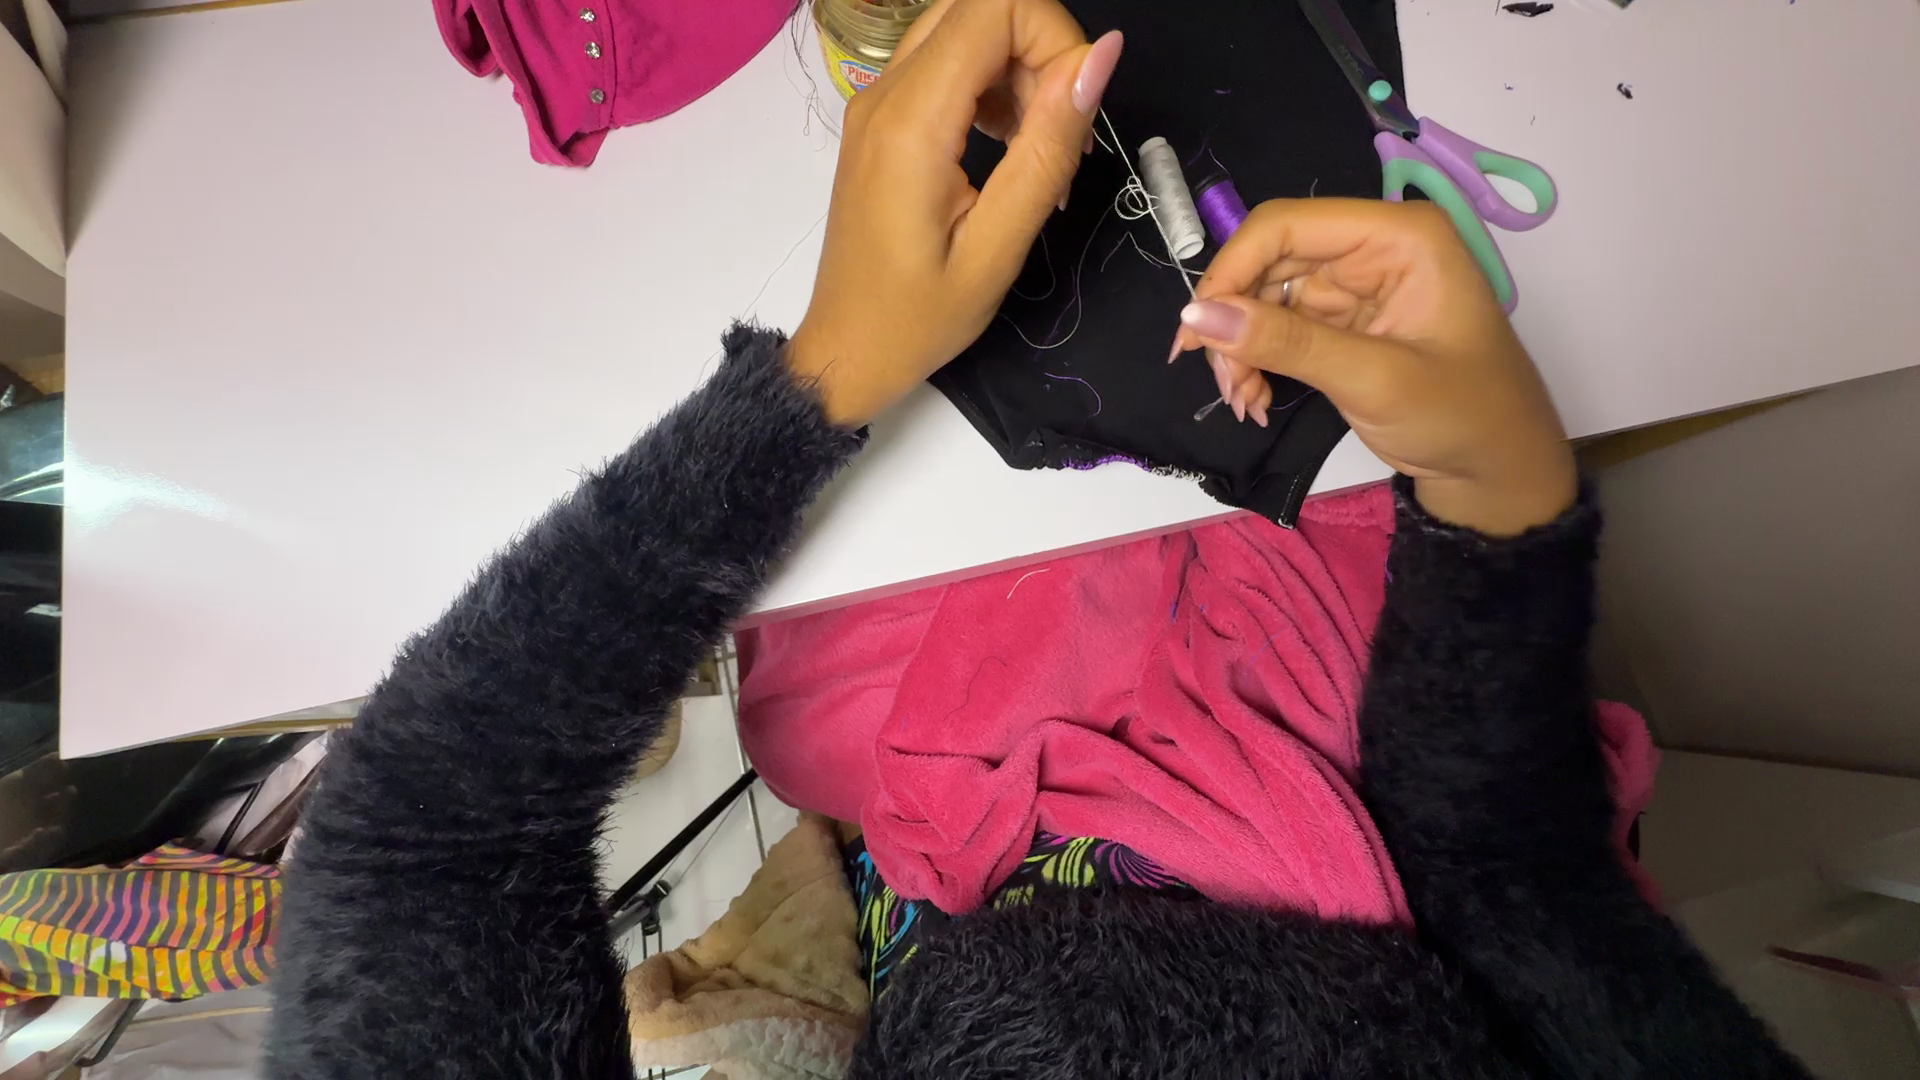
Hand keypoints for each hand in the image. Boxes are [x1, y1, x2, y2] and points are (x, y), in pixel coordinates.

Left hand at [787, 0, 1122, 426]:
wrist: (849, 351)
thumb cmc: (919, 320)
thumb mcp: (995, 249)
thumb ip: (1046, 151)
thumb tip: (1100, 57)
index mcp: (912, 124)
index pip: (995, 6)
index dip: (1055, 40)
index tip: (1074, 120)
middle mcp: (883, 95)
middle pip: (978, 9)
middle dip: (1038, 56)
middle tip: (1059, 143)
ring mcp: (873, 106)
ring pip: (961, 34)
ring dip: (1015, 76)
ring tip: (1035, 156)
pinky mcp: (877, 126)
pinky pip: (940, 72)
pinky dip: (985, 94)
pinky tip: (1001, 152)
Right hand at [1171, 199, 1575, 535]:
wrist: (1493, 468)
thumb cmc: (1461, 416)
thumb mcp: (1372, 378)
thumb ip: (1285, 343)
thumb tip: (1196, 318)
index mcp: (1395, 238)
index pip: (1284, 227)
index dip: (1229, 273)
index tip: (1196, 334)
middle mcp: (1368, 251)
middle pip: (1265, 265)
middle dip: (1232, 323)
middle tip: (1223, 383)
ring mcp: (1350, 289)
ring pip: (1260, 302)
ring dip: (1239, 352)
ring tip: (1245, 401)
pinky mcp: (1336, 325)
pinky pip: (1273, 332)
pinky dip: (1254, 365)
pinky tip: (1256, 400)